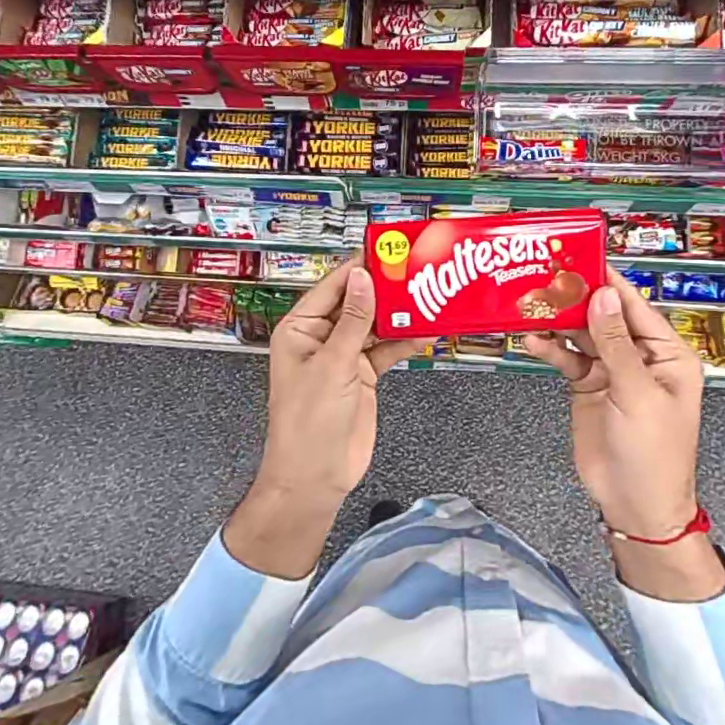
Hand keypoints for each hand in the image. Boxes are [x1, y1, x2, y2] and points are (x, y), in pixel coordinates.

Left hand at [256, 258, 423, 502]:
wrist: (316, 475)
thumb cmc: (307, 423)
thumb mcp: (332, 364)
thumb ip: (352, 320)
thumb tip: (363, 279)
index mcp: (300, 328)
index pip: (331, 287)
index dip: (357, 267)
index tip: (384, 250)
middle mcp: (321, 337)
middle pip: (355, 303)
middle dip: (382, 289)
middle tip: (413, 271)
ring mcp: (343, 356)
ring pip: (374, 325)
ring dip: (397, 314)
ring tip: (425, 295)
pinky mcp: (362, 374)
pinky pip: (385, 350)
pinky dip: (403, 342)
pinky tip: (423, 332)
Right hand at [524, 269, 705, 539]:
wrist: (634, 503)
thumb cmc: (656, 456)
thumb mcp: (637, 394)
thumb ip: (616, 344)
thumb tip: (603, 298)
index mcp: (666, 354)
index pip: (634, 306)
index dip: (608, 282)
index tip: (582, 260)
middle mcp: (639, 356)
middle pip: (604, 316)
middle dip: (576, 299)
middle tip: (547, 279)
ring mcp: (611, 370)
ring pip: (582, 334)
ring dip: (559, 322)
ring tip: (533, 306)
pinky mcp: (588, 384)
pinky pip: (567, 357)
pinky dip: (550, 349)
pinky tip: (534, 340)